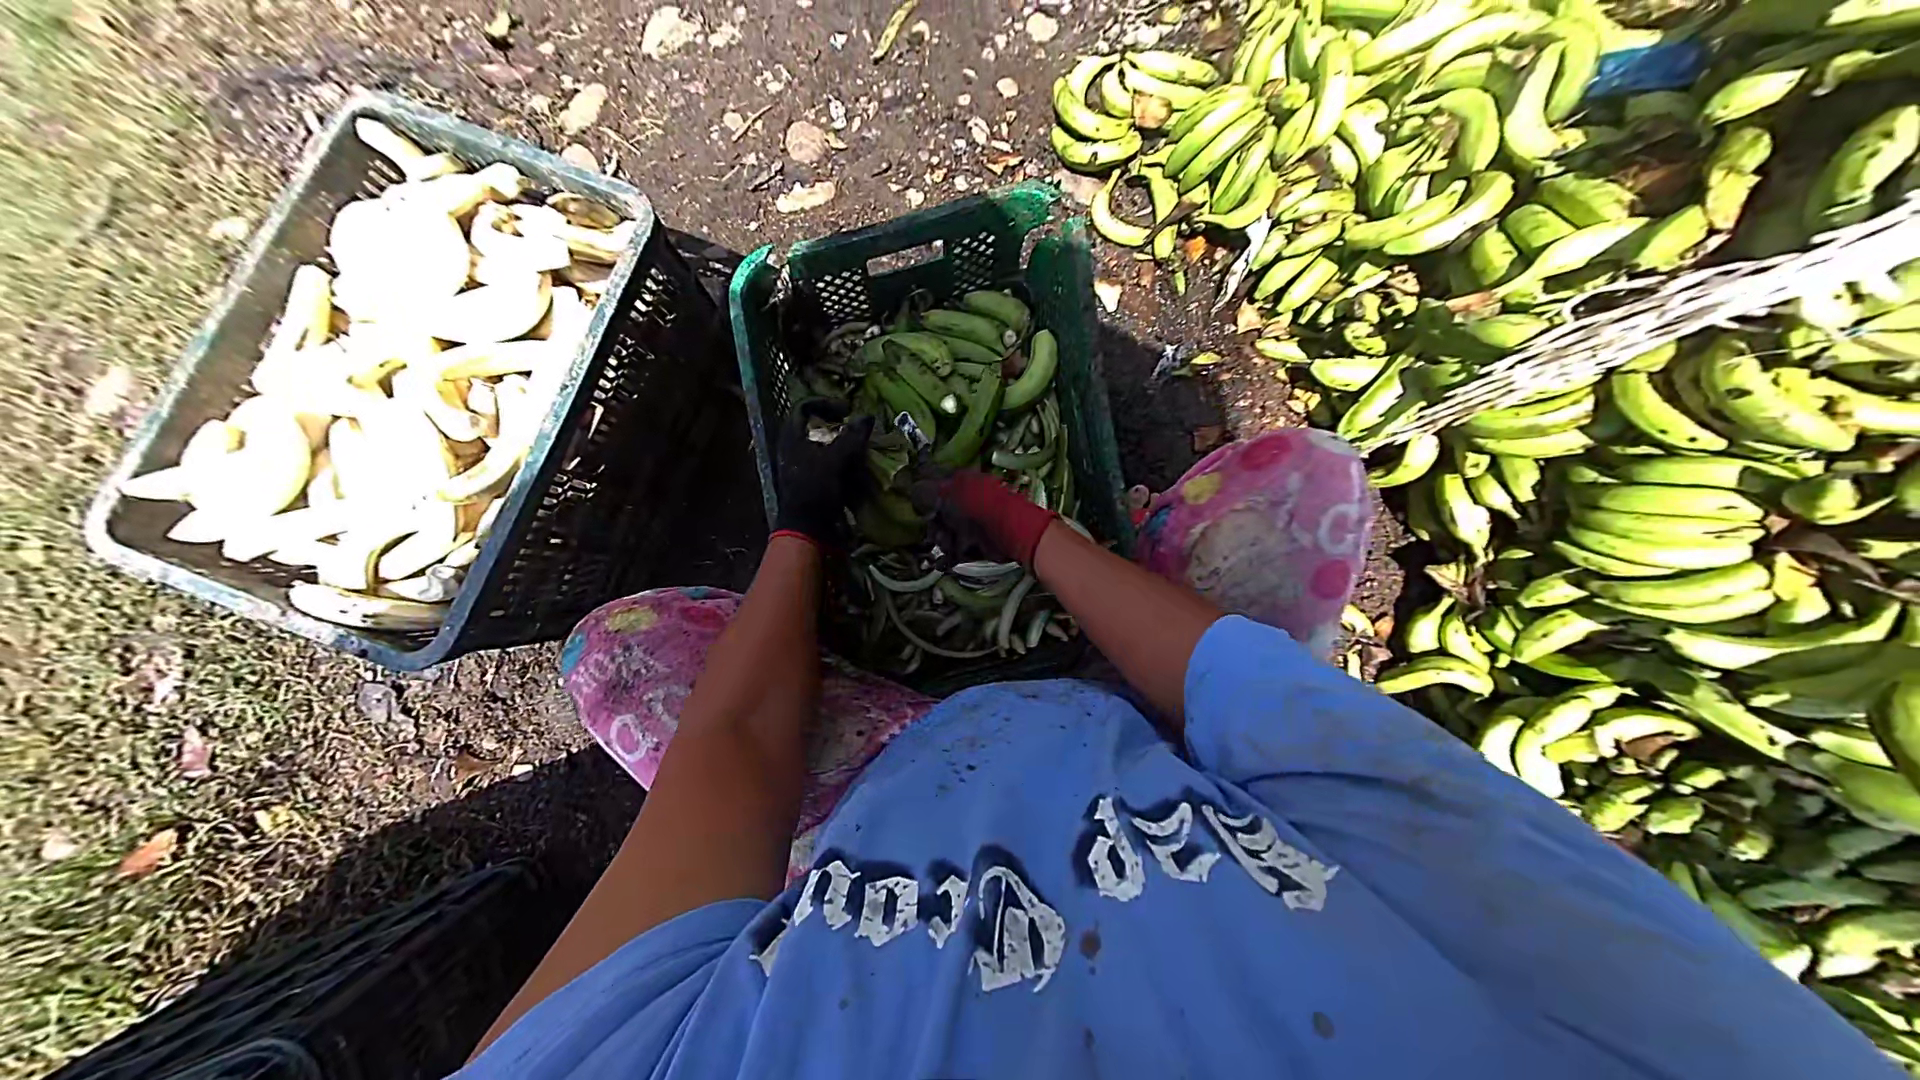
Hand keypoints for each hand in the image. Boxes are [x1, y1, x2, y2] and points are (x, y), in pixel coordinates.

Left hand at [773, 402, 874, 547]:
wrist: (807, 530)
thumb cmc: (815, 490)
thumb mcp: (835, 461)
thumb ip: (851, 437)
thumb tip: (867, 417)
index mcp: (791, 438)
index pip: (803, 407)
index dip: (825, 403)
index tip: (846, 411)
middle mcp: (794, 449)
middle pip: (816, 427)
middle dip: (840, 428)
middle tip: (857, 431)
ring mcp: (803, 467)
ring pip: (826, 447)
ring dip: (845, 447)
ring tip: (862, 452)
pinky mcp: (813, 483)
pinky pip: (831, 466)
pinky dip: (845, 465)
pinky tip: (858, 472)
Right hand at [911, 467, 1055, 566]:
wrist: (1010, 532)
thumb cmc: (977, 506)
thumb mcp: (945, 493)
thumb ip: (922, 491)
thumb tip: (909, 490)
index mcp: (958, 479)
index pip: (930, 480)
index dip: (919, 493)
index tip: (914, 505)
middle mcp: (963, 498)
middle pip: (935, 510)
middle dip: (932, 523)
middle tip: (935, 530)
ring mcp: (970, 520)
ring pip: (944, 530)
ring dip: (942, 540)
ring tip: (949, 544)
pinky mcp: (976, 540)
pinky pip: (955, 547)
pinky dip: (950, 554)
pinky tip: (946, 561)